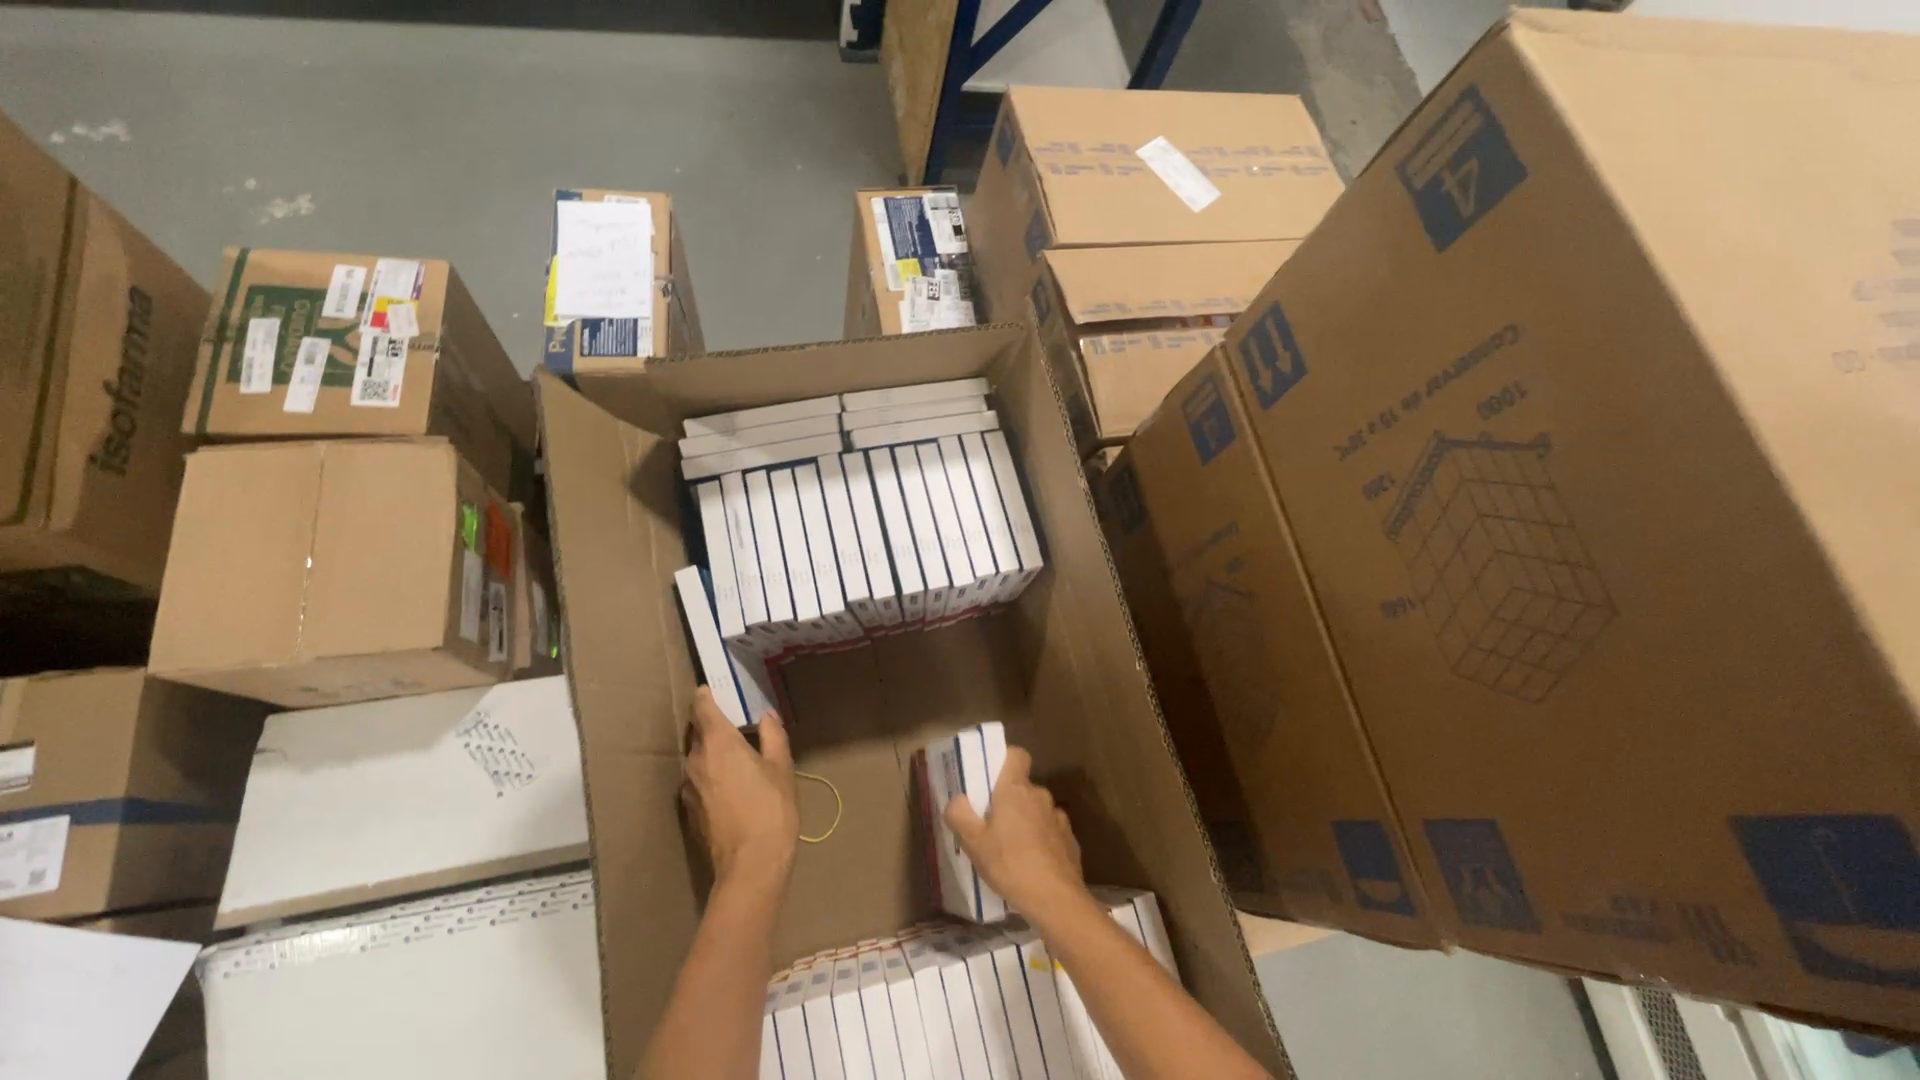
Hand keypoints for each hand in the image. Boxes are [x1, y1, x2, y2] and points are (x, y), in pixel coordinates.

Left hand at [683, 687, 798, 888]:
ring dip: (712, 754)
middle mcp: (696, 760)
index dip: (706, 695)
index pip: (701, 707)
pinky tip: (730, 789)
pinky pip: (697, 782)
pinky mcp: (689, 810)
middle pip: (698, 732)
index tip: (714, 689)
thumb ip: (772, 736)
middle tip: (736, 726)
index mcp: (718, 743)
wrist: (751, 864)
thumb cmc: (771, 809)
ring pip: (697, 759)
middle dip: (713, 726)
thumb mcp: (781, 768)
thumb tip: (766, 716)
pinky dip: (710, 777)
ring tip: (737, 760)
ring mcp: (688, 787)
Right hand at [943, 746, 1087, 918]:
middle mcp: (1040, 796)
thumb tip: (957, 799)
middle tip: (991, 824)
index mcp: (1015, 790)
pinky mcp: (1070, 840)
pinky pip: (1050, 832)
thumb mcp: (973, 842)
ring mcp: (1059, 818)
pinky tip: (1031, 864)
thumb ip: (959, 814)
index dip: (1004, 760)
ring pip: (1037, 811)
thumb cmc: (1009, 864)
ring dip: (1026, 822)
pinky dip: (1041, 841)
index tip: (990, 778)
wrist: (1055, 899)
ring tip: (1011, 849)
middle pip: (1022, 787)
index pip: (1016, 754)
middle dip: (1008, 800)